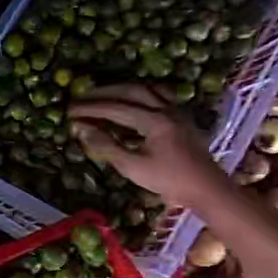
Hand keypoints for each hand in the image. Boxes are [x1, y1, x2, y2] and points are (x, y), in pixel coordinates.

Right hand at [69, 84, 221, 207]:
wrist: (206, 188)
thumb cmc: (169, 181)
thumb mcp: (133, 167)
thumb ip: (107, 146)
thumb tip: (82, 128)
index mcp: (154, 120)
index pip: (116, 108)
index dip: (91, 108)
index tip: (70, 110)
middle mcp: (166, 109)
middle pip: (131, 90)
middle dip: (104, 92)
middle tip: (83, 96)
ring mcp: (177, 111)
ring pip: (148, 89)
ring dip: (123, 89)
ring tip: (104, 94)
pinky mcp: (182, 117)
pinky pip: (160, 96)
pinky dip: (142, 94)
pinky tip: (133, 102)